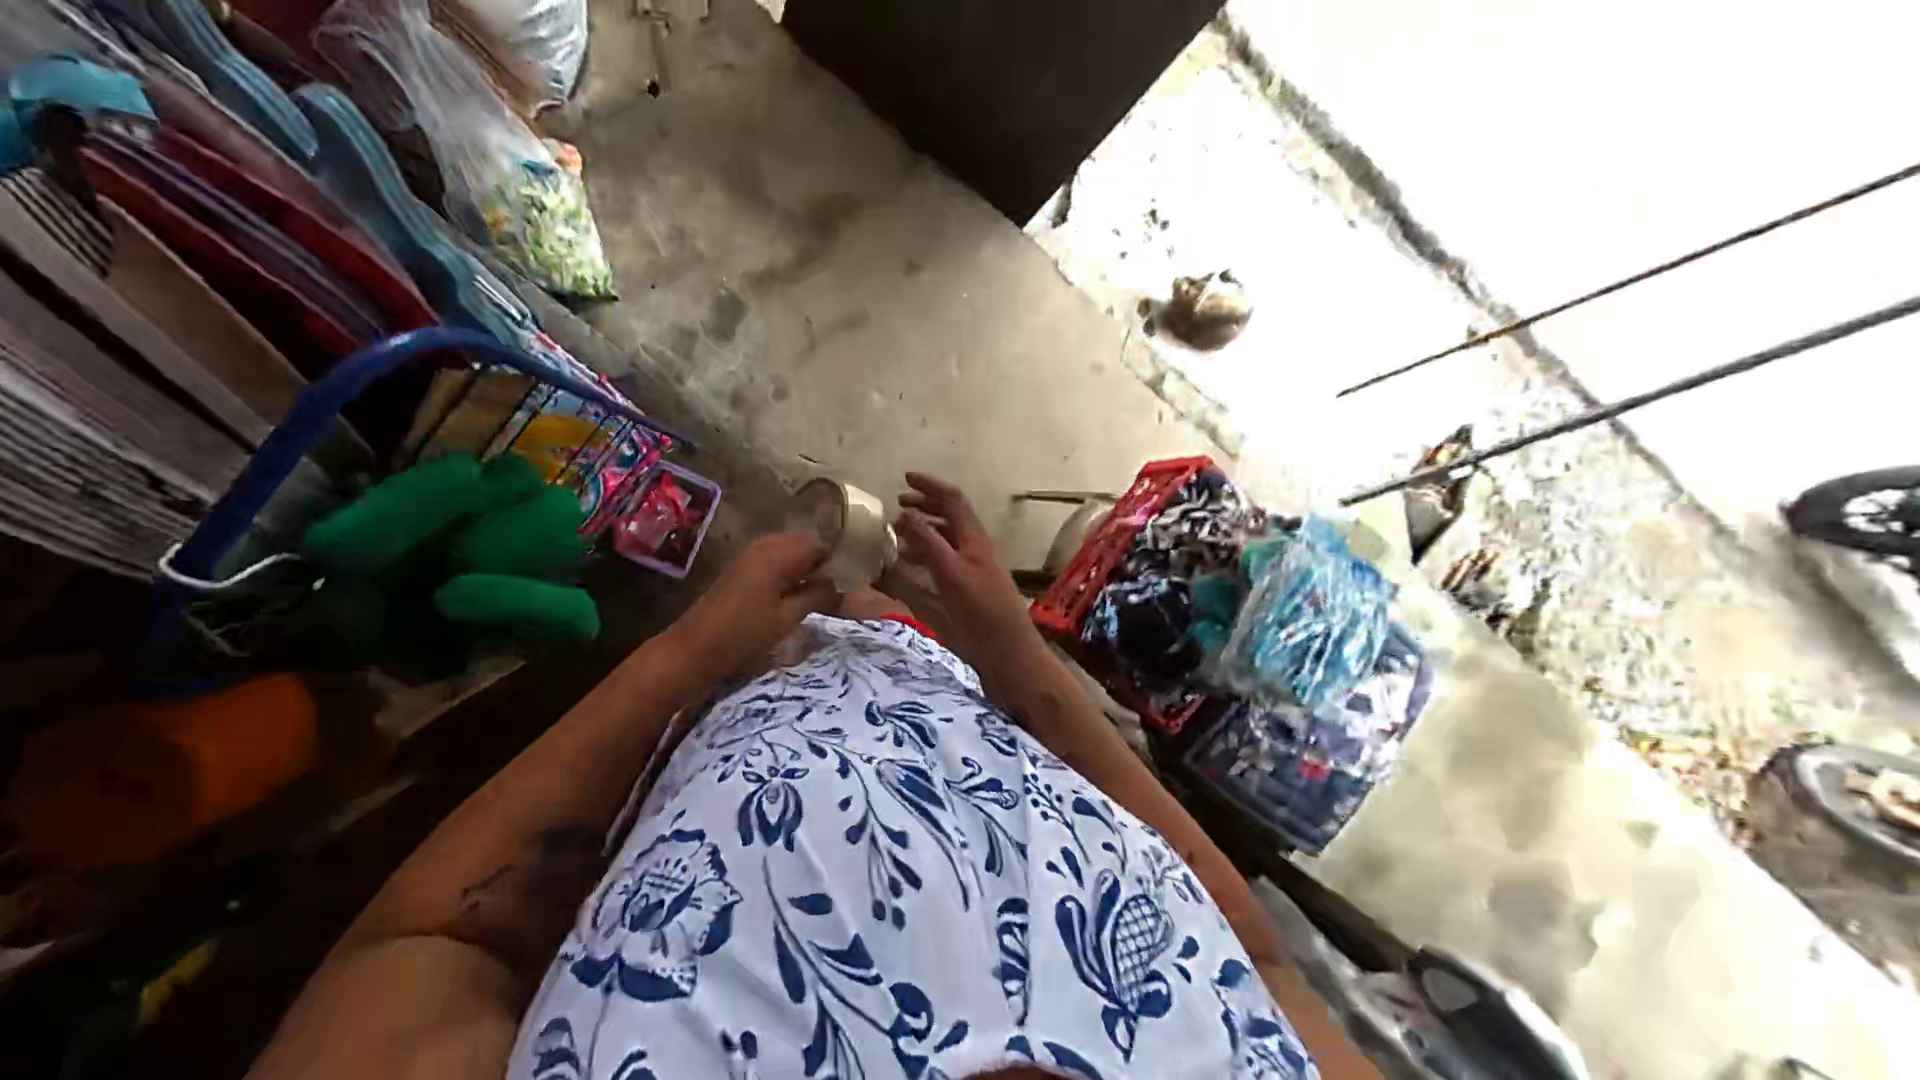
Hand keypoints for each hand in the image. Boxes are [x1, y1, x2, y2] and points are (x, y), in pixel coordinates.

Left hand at [664, 533, 835, 681]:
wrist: (696, 647)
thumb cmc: (744, 633)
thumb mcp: (787, 617)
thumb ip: (817, 596)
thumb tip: (841, 586)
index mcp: (778, 554)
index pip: (819, 546)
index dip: (836, 562)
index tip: (848, 582)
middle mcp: (764, 546)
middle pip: (803, 544)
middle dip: (820, 562)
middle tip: (834, 587)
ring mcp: (750, 554)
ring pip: (788, 550)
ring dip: (804, 565)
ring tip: (816, 590)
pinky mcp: (742, 566)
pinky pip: (774, 557)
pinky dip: (788, 569)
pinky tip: (794, 591)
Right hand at [894, 473, 1041, 669]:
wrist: (1006, 647)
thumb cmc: (980, 609)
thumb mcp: (950, 572)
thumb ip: (928, 542)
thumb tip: (906, 514)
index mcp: (973, 537)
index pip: (952, 499)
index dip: (930, 486)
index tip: (905, 478)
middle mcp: (974, 546)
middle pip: (949, 515)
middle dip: (925, 504)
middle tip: (898, 503)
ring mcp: (972, 566)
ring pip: (946, 537)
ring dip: (923, 528)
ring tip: (898, 532)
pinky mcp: (968, 584)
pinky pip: (944, 558)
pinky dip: (925, 552)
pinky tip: (910, 562)